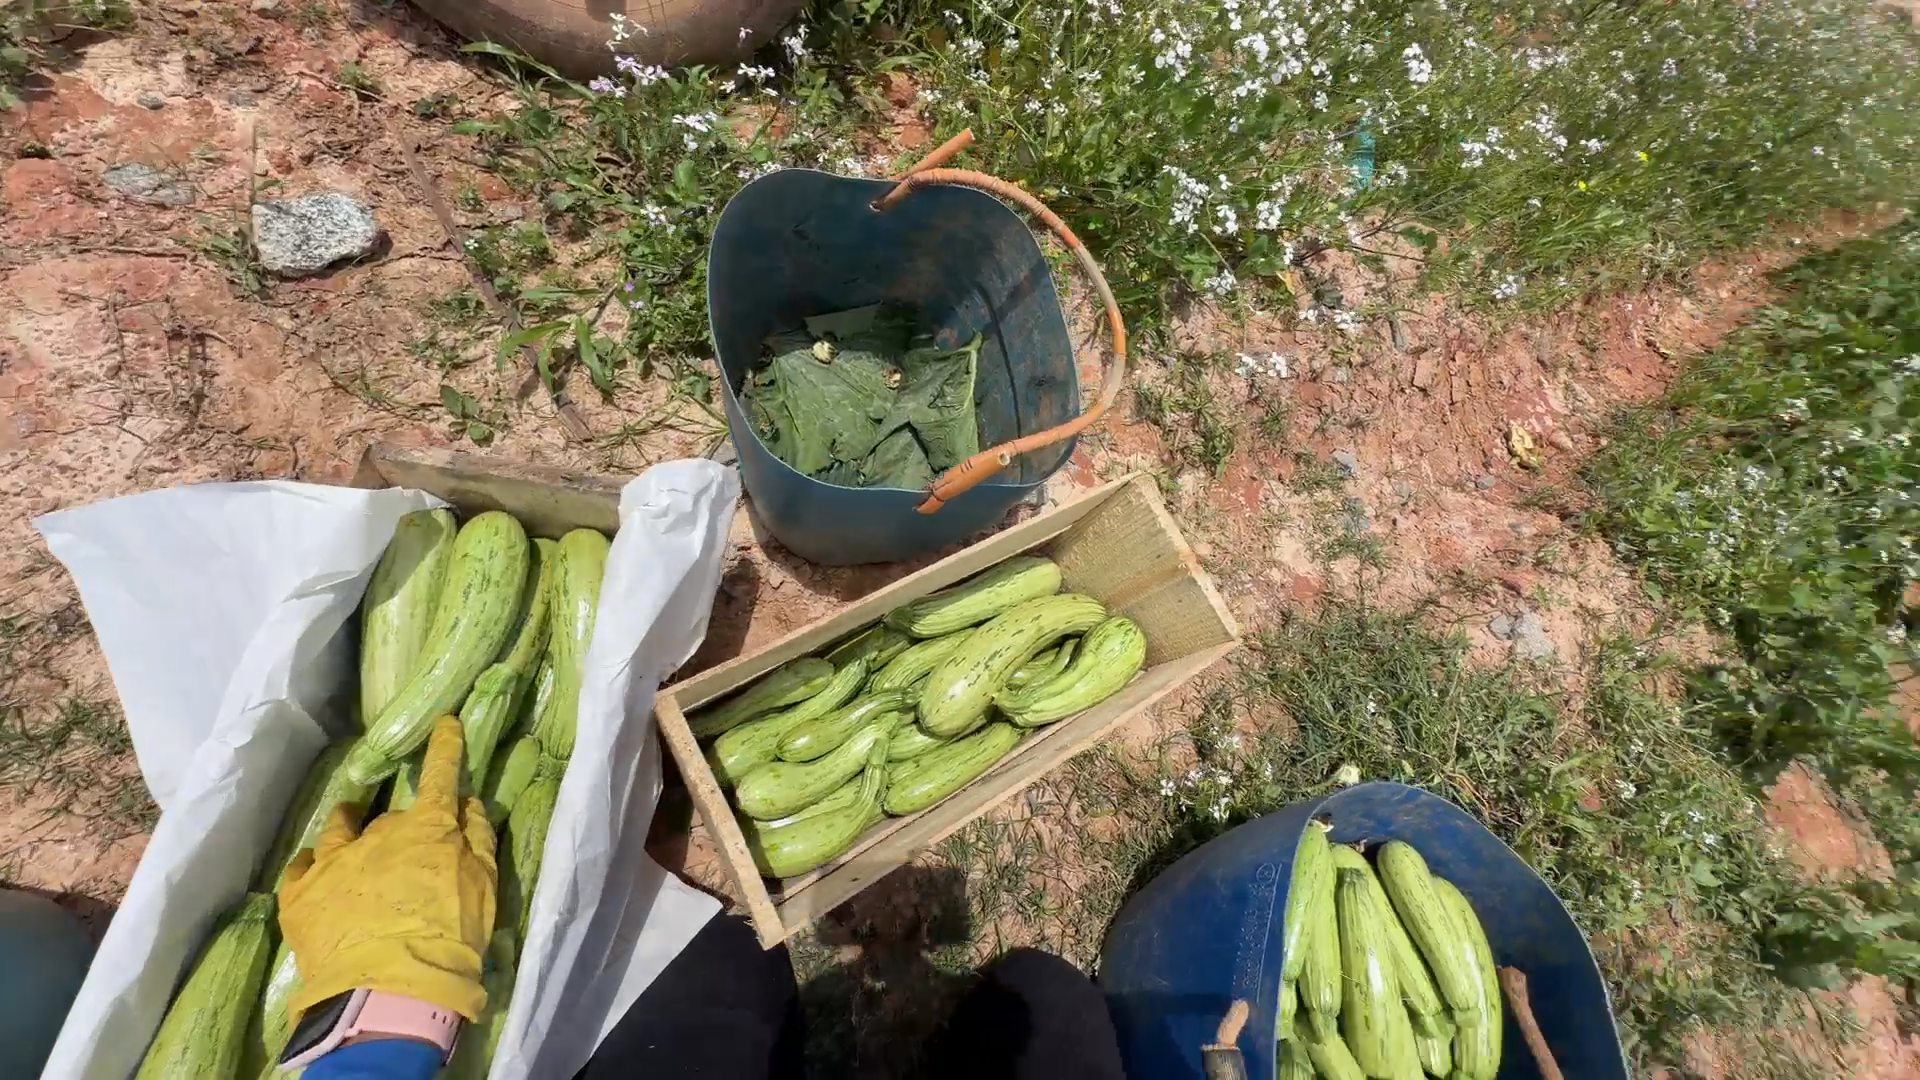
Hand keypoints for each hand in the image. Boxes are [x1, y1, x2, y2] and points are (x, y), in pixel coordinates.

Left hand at [280, 716, 498, 1020]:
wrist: (392, 987)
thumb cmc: (453, 930)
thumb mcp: (484, 880)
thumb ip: (478, 837)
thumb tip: (468, 804)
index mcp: (430, 826)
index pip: (442, 775)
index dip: (446, 748)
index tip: (446, 724)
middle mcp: (381, 832)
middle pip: (393, 816)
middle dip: (404, 824)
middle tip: (412, 847)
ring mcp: (336, 862)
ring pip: (341, 828)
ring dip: (349, 823)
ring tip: (349, 823)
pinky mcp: (301, 895)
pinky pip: (301, 864)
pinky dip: (311, 859)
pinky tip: (315, 862)